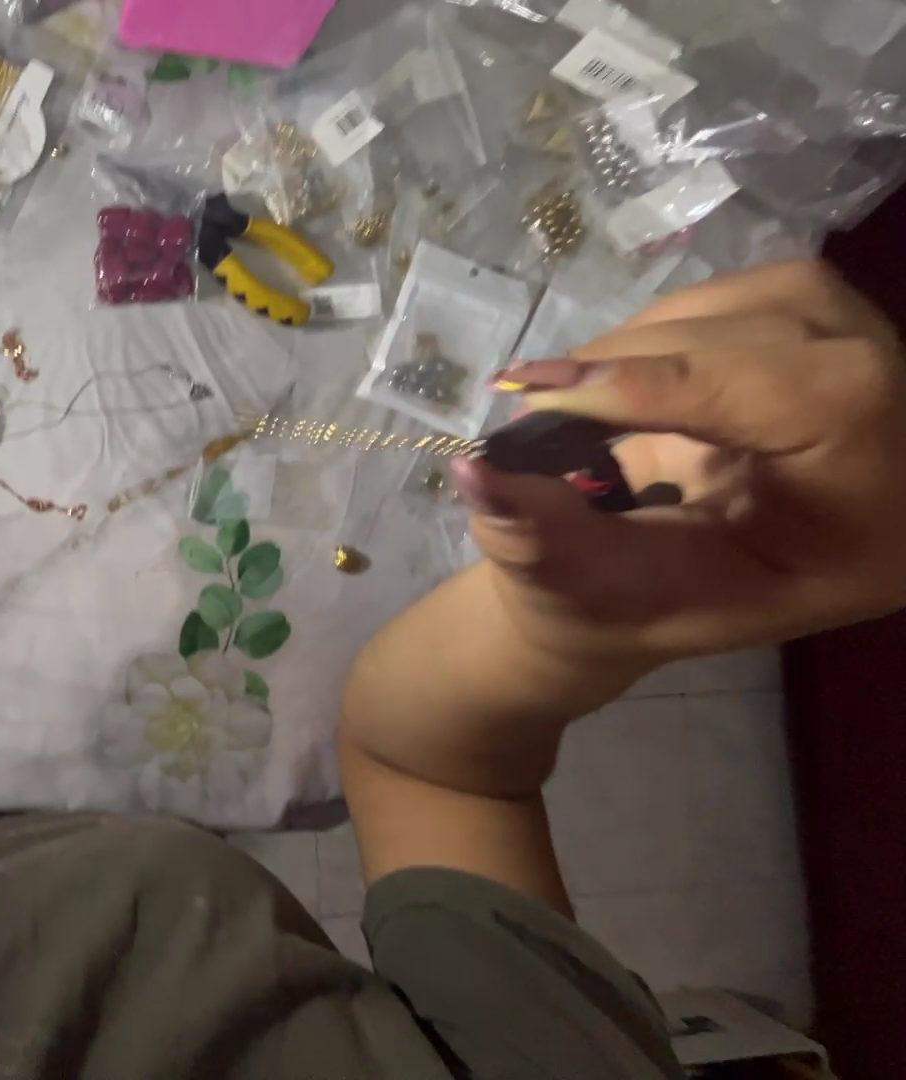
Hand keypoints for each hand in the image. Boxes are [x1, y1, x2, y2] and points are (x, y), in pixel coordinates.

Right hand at [453, 259, 905, 665]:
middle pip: (799, 337)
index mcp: (860, 531)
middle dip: (646, 355)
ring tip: (571, 385)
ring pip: (780, 300)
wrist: (623, 596)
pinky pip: (758, 298)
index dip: (679, 379)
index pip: (821, 402)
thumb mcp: (565, 586)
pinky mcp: (816, 361)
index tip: (547, 392)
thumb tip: (468, 469)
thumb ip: (528, 534)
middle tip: (534, 393)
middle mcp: (897, 447)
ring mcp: (867, 396)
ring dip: (652, 331)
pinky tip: (611, 373)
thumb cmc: (606, 606)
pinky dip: (665, 322)